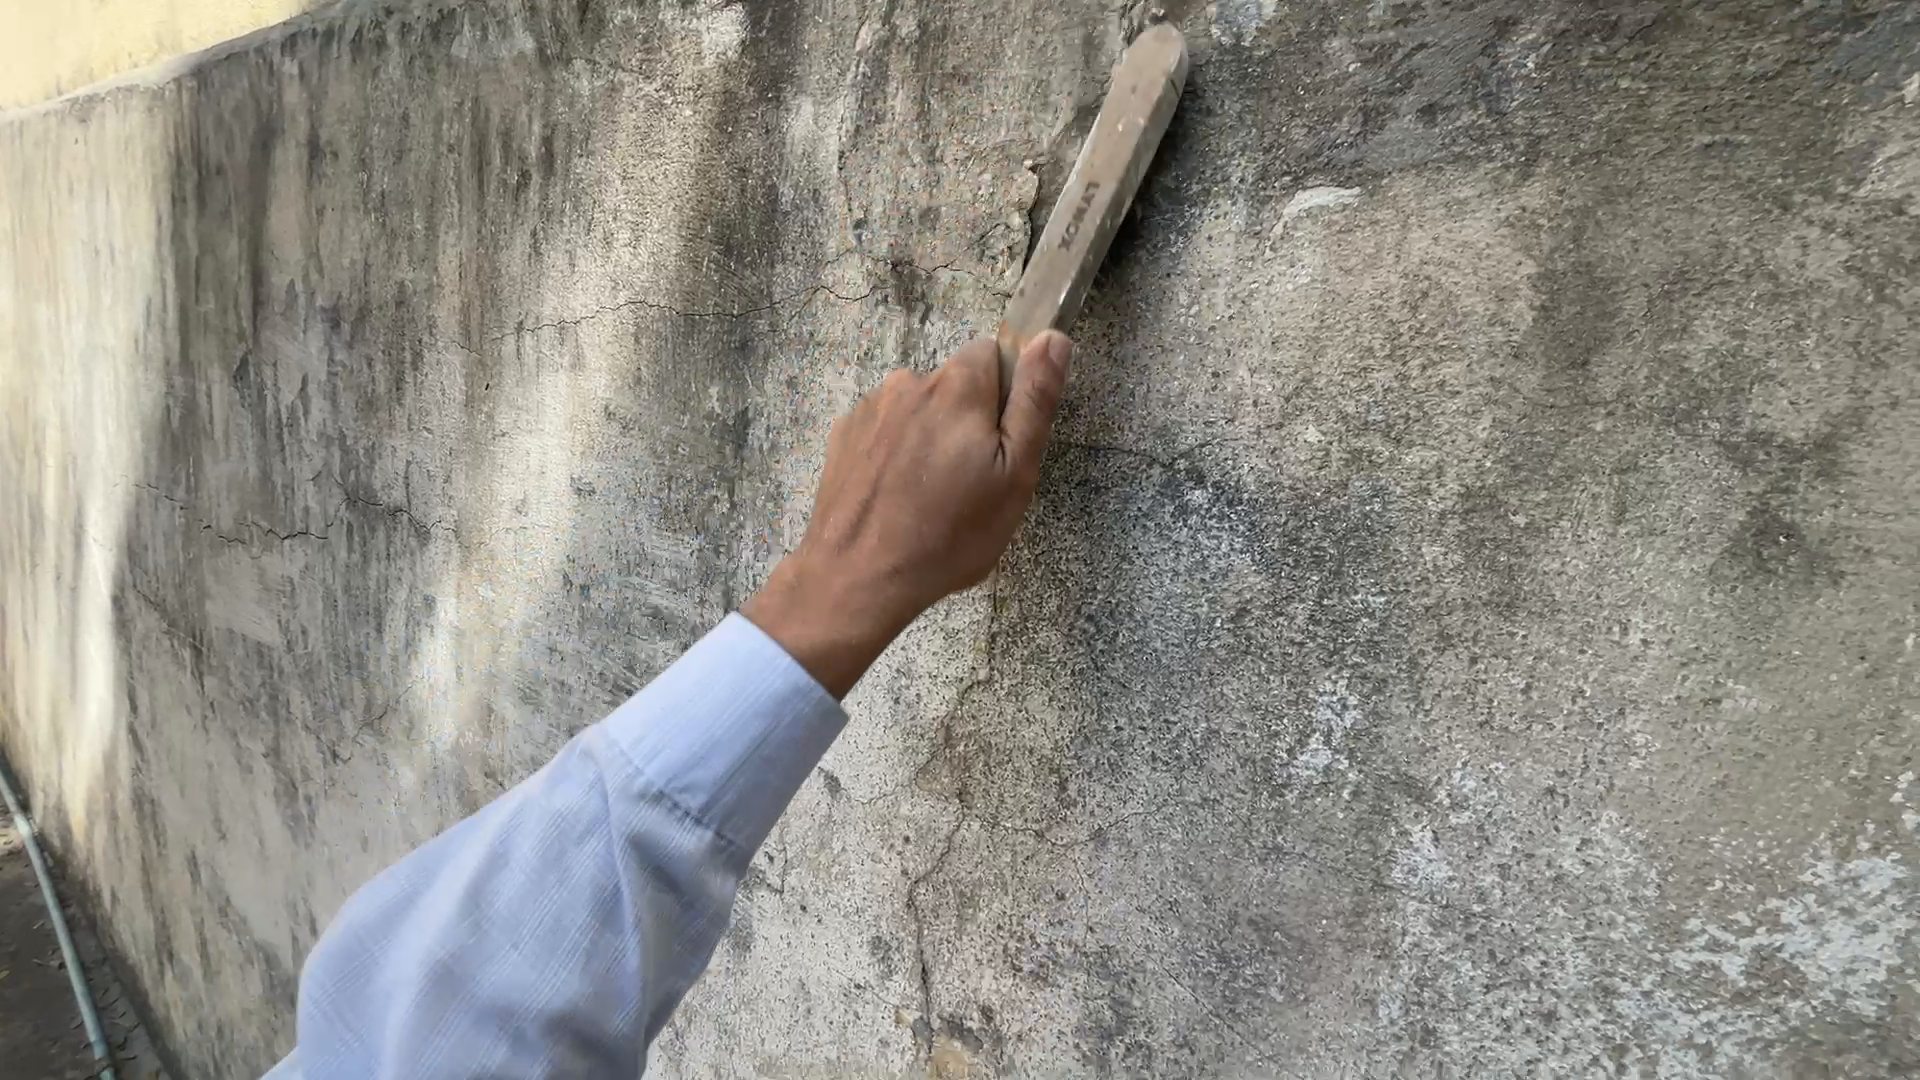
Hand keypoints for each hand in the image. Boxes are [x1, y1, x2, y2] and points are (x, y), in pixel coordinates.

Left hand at [744, 331, 1073, 697]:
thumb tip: (1052, 338)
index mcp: (956, 386)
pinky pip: (884, 431)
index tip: (1000, 443)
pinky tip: (896, 497)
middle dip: (966, 420)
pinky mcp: (843, 437)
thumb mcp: (1014, 474)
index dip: (1004, 395)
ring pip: (917, 409)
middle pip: (953, 385)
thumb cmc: (949, 534)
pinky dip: (894, 453)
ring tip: (928, 496)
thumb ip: (1035, 400)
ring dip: (928, 437)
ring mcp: (869, 410)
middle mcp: (908, 383)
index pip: (992, 353)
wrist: (859, 578)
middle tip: (968, 481)